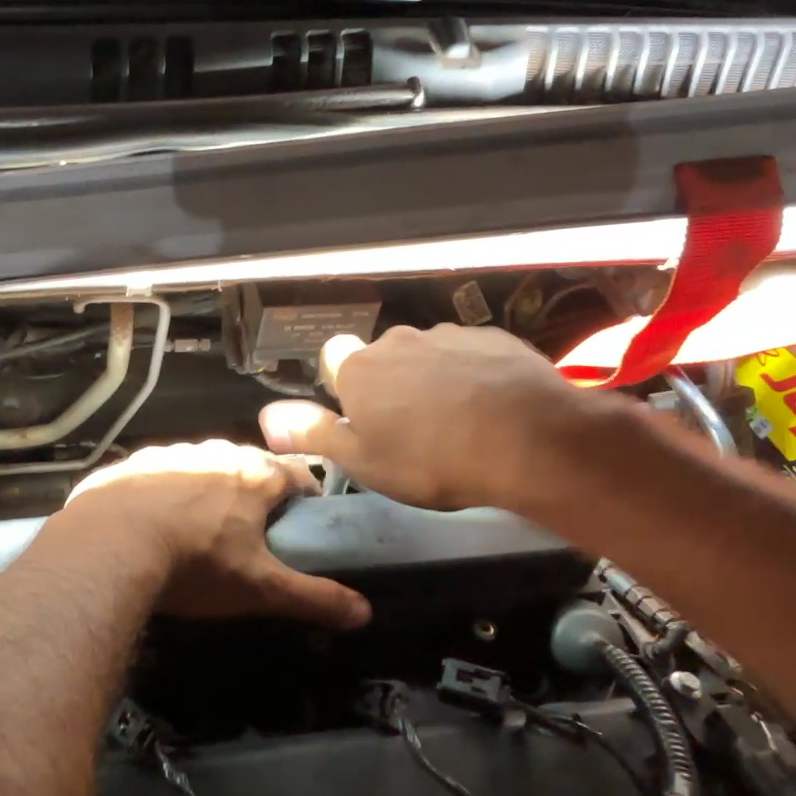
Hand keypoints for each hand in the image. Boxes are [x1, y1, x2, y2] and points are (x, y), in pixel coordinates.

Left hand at [61, 441, 370, 629]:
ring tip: (197, 533)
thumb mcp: (260, 588)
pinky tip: (151, 525)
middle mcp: (215, 452)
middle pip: (249, 468)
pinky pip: (158, 477)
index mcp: (255, 474)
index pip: (298, 474)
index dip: (306, 499)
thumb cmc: (196, 563)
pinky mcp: (129, 464)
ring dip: (208, 492)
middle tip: (250, 536)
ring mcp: (169, 453)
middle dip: (255, 496)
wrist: (108, 545)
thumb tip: (365, 612)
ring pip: (202, 469)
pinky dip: (163, 495)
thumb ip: (313, 597)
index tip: (303, 526)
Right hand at [258, 325, 606, 510]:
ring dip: (433, 379)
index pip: (333, 357)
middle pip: (383, 357)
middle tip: (411, 428)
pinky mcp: (495, 340)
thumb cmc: (431, 459)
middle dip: (391, 383)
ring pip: (429, 355)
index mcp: (360, 369)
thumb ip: (312, 433)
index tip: (362, 415)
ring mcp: (450, 336)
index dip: (344, 384)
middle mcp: (399, 341)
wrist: (529, 442)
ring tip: (457, 422)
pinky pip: (471, 356)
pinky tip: (491, 409)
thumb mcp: (362, 460)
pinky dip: (473, 376)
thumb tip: (265, 416)